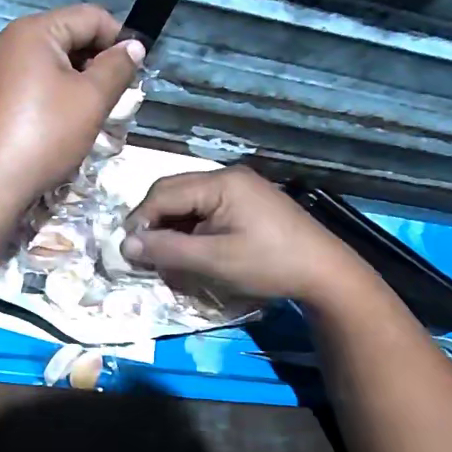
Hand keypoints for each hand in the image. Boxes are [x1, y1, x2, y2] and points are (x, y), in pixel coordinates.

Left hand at [0, 4, 144, 213]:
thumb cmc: (44, 136)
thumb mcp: (92, 99)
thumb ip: (117, 67)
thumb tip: (133, 45)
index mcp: (33, 31)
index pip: (90, 16)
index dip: (119, 39)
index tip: (136, 72)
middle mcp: (11, 43)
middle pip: (70, 38)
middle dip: (98, 64)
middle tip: (115, 99)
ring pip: (53, 65)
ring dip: (79, 85)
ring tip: (92, 115)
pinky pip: (35, 85)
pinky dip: (56, 98)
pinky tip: (64, 126)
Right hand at [121, 166, 374, 305]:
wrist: (326, 274)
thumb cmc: (269, 264)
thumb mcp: (213, 260)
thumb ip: (167, 250)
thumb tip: (125, 246)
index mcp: (220, 182)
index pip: (162, 194)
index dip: (140, 221)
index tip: (129, 252)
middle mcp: (227, 177)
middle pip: (172, 193)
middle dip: (153, 224)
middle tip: (144, 255)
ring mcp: (238, 189)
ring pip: (186, 203)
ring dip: (171, 229)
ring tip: (166, 258)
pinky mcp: (245, 203)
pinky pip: (204, 210)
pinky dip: (190, 230)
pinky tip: (189, 252)